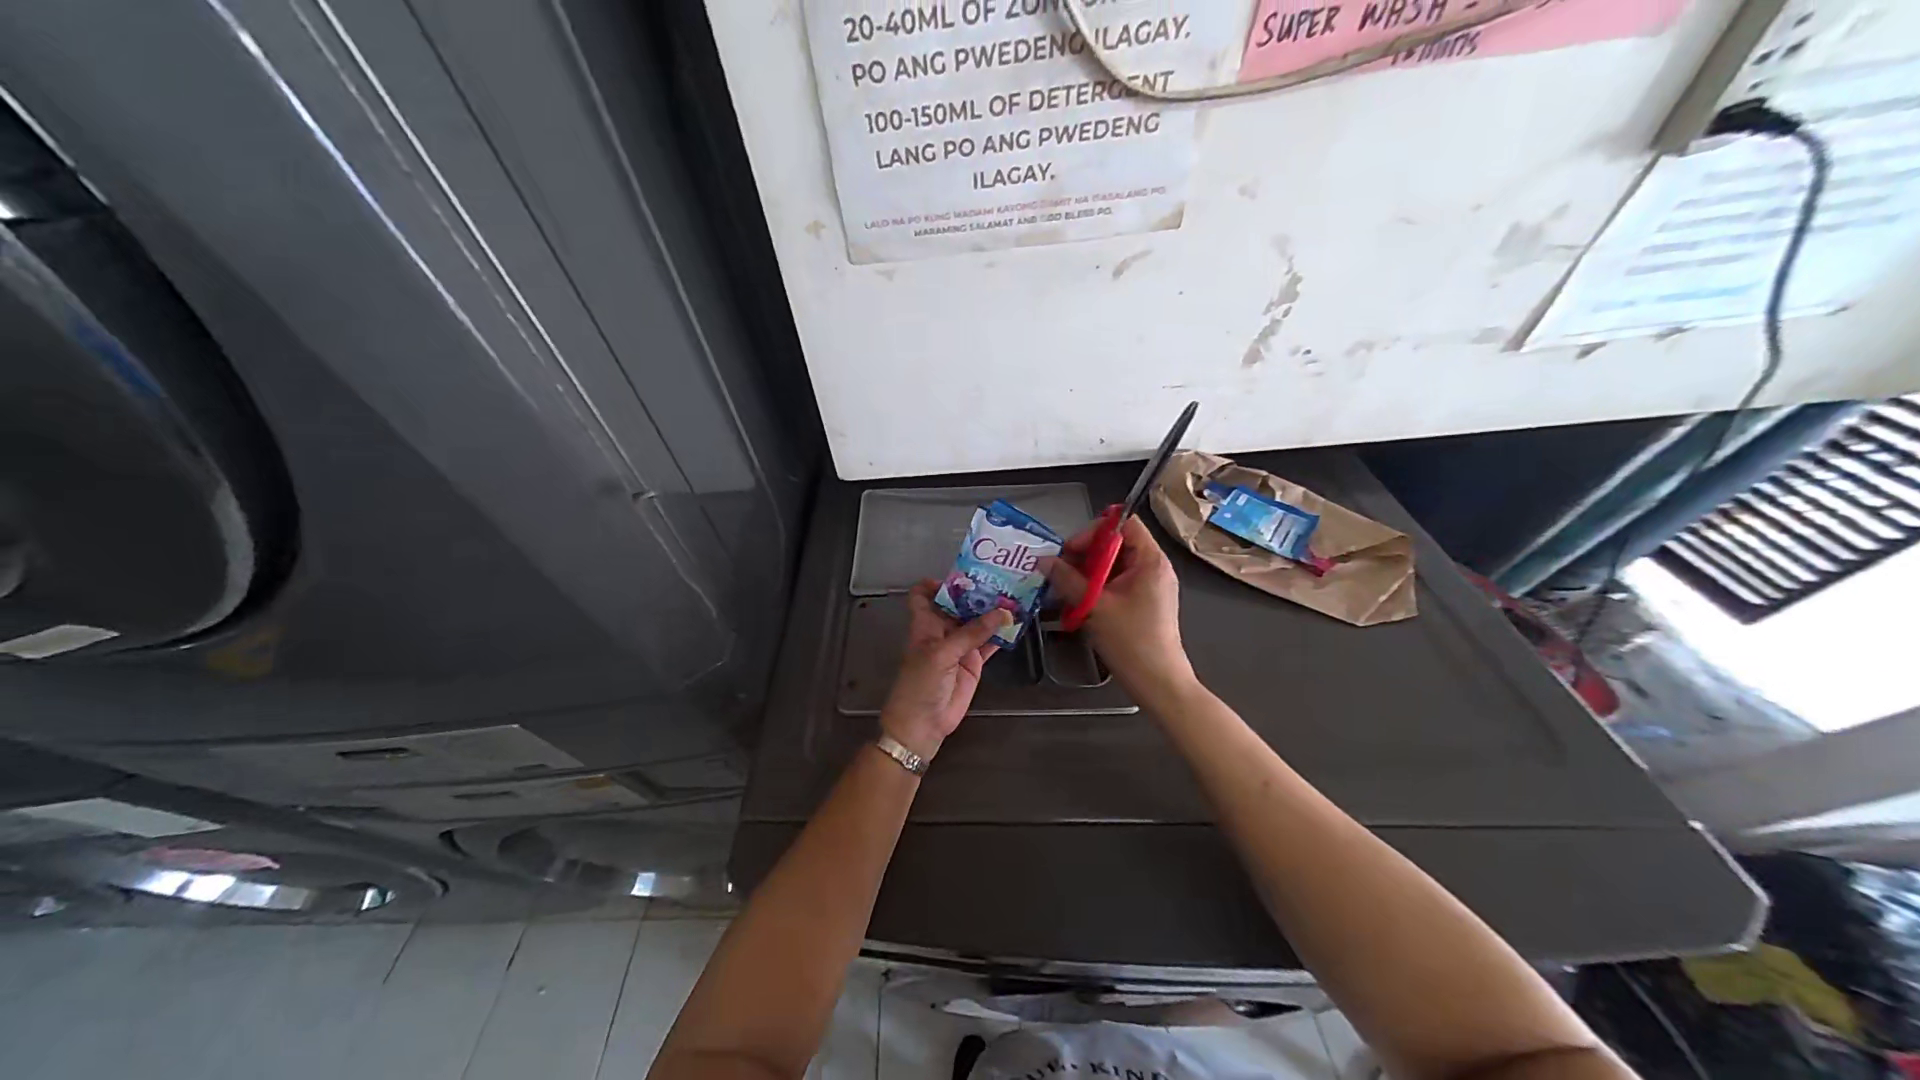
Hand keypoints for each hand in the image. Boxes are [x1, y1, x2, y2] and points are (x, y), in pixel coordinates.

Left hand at [880, 581, 1010, 760]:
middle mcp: (942, 631)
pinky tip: (1016, 624)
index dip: (936, 583)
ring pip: (977, 623)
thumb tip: (1001, 612)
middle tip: (1001, 579)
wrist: (923, 724)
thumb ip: (971, 633)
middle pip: (957, 605)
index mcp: (925, 624)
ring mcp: (959, 647)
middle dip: (975, 593)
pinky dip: (1001, 635)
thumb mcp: (941, 654)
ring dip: (992, 612)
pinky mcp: (973, 663)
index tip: (962, 574)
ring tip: (1014, 595)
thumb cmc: (920, 685)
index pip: (923, 595)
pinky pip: (989, 644)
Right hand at [1043, 516, 1194, 696]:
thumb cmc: (1132, 642)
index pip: (1124, 524)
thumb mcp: (1094, 607)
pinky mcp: (1143, 603)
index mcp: (1150, 561)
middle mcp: (1154, 568)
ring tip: (1067, 590)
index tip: (1072, 550)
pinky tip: (1079, 604)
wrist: (1158, 682)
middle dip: (1086, 555)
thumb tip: (1044, 560)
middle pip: (1116, 544)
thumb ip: (1067, 579)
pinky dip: (1097, 589)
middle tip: (1062, 572)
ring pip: (1113, 566)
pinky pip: (1116, 584)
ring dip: (1087, 574)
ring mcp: (1149, 586)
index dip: (1095, 531)